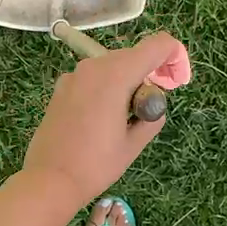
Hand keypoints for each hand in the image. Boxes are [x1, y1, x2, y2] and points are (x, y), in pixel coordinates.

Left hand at [22, 31, 191, 208]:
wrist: (49, 181)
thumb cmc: (95, 165)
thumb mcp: (134, 143)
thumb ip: (152, 115)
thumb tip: (151, 103)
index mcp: (115, 75)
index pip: (157, 45)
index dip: (175, 58)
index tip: (177, 83)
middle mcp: (93, 67)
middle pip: (133, 56)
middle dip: (150, 74)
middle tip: (152, 107)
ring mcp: (73, 77)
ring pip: (112, 68)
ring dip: (127, 83)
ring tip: (125, 119)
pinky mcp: (60, 90)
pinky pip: (93, 80)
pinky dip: (105, 90)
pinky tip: (102, 120)